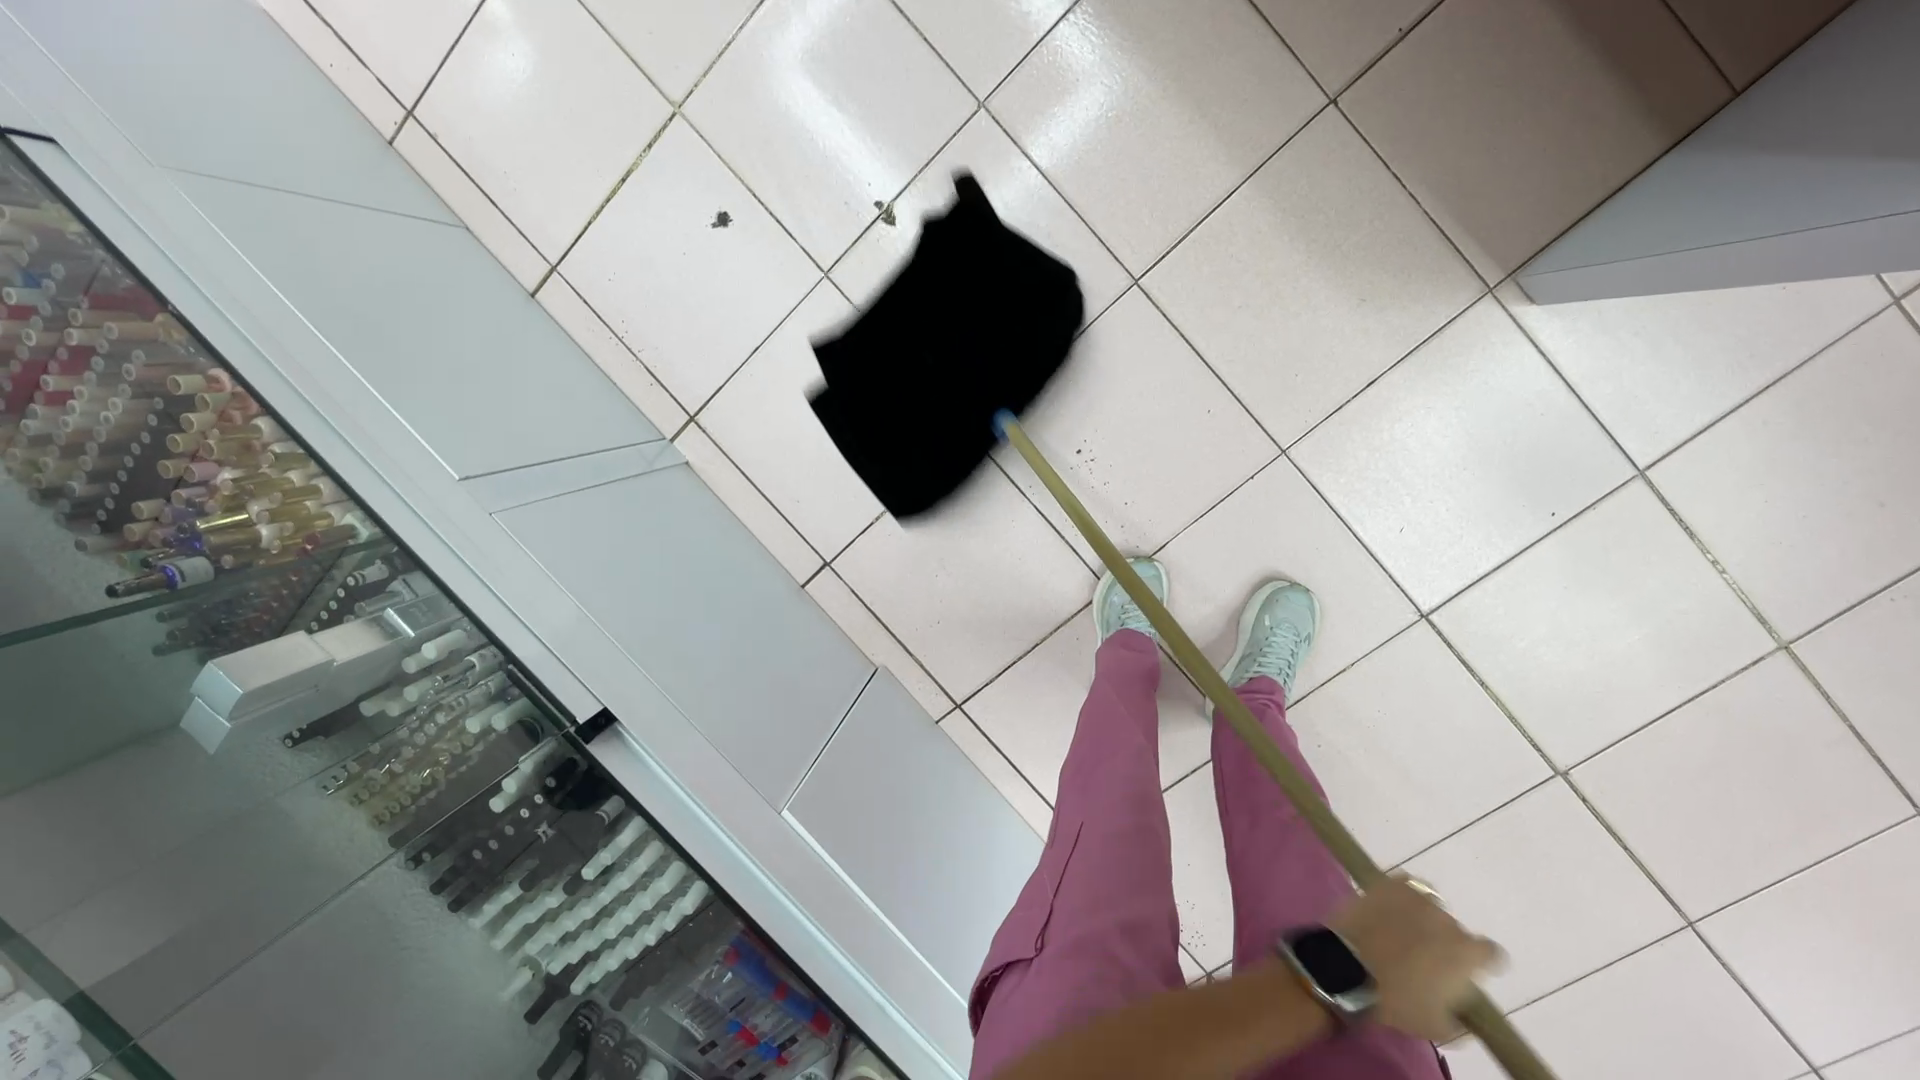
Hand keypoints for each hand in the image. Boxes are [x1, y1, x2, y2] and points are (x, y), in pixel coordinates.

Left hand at [1328, 876, 1503, 1039]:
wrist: (1349, 968)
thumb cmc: (1397, 1001)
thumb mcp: (1435, 1026)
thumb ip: (1457, 1021)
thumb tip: (1459, 1017)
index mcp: (1466, 953)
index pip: (1491, 953)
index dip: (1482, 960)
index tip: (1471, 968)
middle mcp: (1448, 921)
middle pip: (1455, 929)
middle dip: (1444, 941)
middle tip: (1424, 955)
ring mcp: (1417, 898)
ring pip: (1431, 904)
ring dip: (1424, 916)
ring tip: (1405, 928)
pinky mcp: (1389, 884)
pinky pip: (1405, 885)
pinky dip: (1403, 894)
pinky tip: (1392, 906)